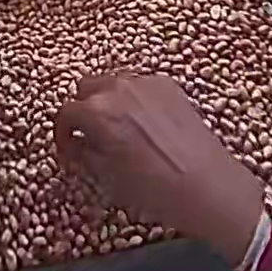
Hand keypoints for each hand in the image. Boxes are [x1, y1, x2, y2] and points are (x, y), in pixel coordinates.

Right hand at [54, 74, 261, 262]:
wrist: (209, 186)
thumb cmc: (155, 188)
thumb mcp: (108, 177)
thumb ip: (85, 153)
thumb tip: (77, 144)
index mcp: (98, 112)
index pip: (66, 113)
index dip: (62, 134)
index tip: (69, 149)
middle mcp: (118, 87)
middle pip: (86, 88)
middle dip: (84, 110)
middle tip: (91, 136)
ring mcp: (145, 82)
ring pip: (113, 82)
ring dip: (108, 101)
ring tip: (119, 129)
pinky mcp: (168, 84)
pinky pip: (140, 86)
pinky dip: (135, 99)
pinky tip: (146, 125)